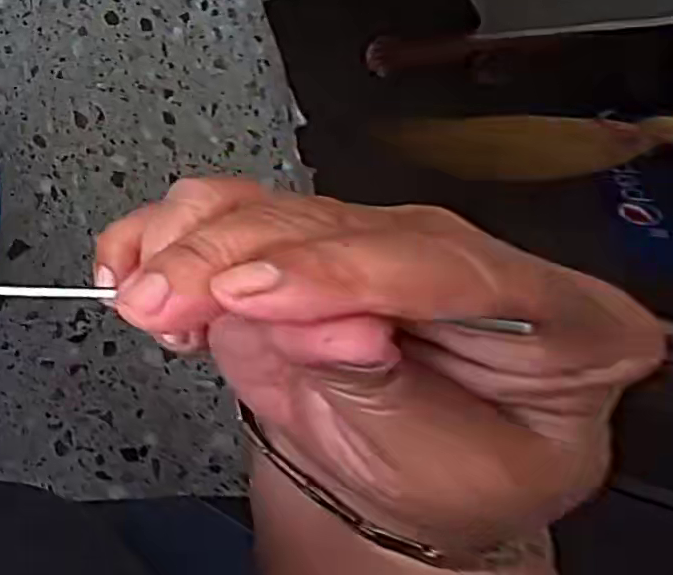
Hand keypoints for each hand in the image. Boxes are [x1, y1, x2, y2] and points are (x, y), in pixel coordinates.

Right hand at [94, 179, 663, 555]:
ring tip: (142, 300)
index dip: (331, 271)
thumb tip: (324, 328)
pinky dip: (149, 235)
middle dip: (218, 259)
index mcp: (546, 309)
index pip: (434, 264)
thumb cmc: (435, 470)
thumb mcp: (435, 463)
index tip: (249, 294)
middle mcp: (430, 248)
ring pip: (242, 202)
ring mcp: (342, 231)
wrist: (377, 461)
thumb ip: (380, 388)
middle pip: (311, 223)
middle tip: (160, 304)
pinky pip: (199, 209)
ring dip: (175, 244)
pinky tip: (125, 267)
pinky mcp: (269, 230)